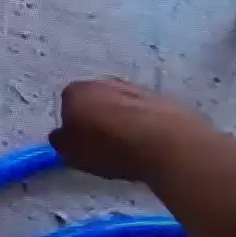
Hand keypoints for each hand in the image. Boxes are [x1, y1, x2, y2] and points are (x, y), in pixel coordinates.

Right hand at [51, 79, 220, 181]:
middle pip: (99, 102)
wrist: (171, 147)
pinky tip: (161, 149)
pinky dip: (156, 130)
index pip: (68, 105)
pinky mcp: (174, 105)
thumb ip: (62, 142)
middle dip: (103, 119)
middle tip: (112, 146)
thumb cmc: (111, 147)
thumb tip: (62, 138)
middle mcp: (103, 84)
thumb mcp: (73, 152)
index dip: (76, 125)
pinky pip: (157, 118)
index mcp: (75, 91)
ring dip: (131, 123)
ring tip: (140, 150)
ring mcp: (141, 92)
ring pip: (130, 108)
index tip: (86, 144)